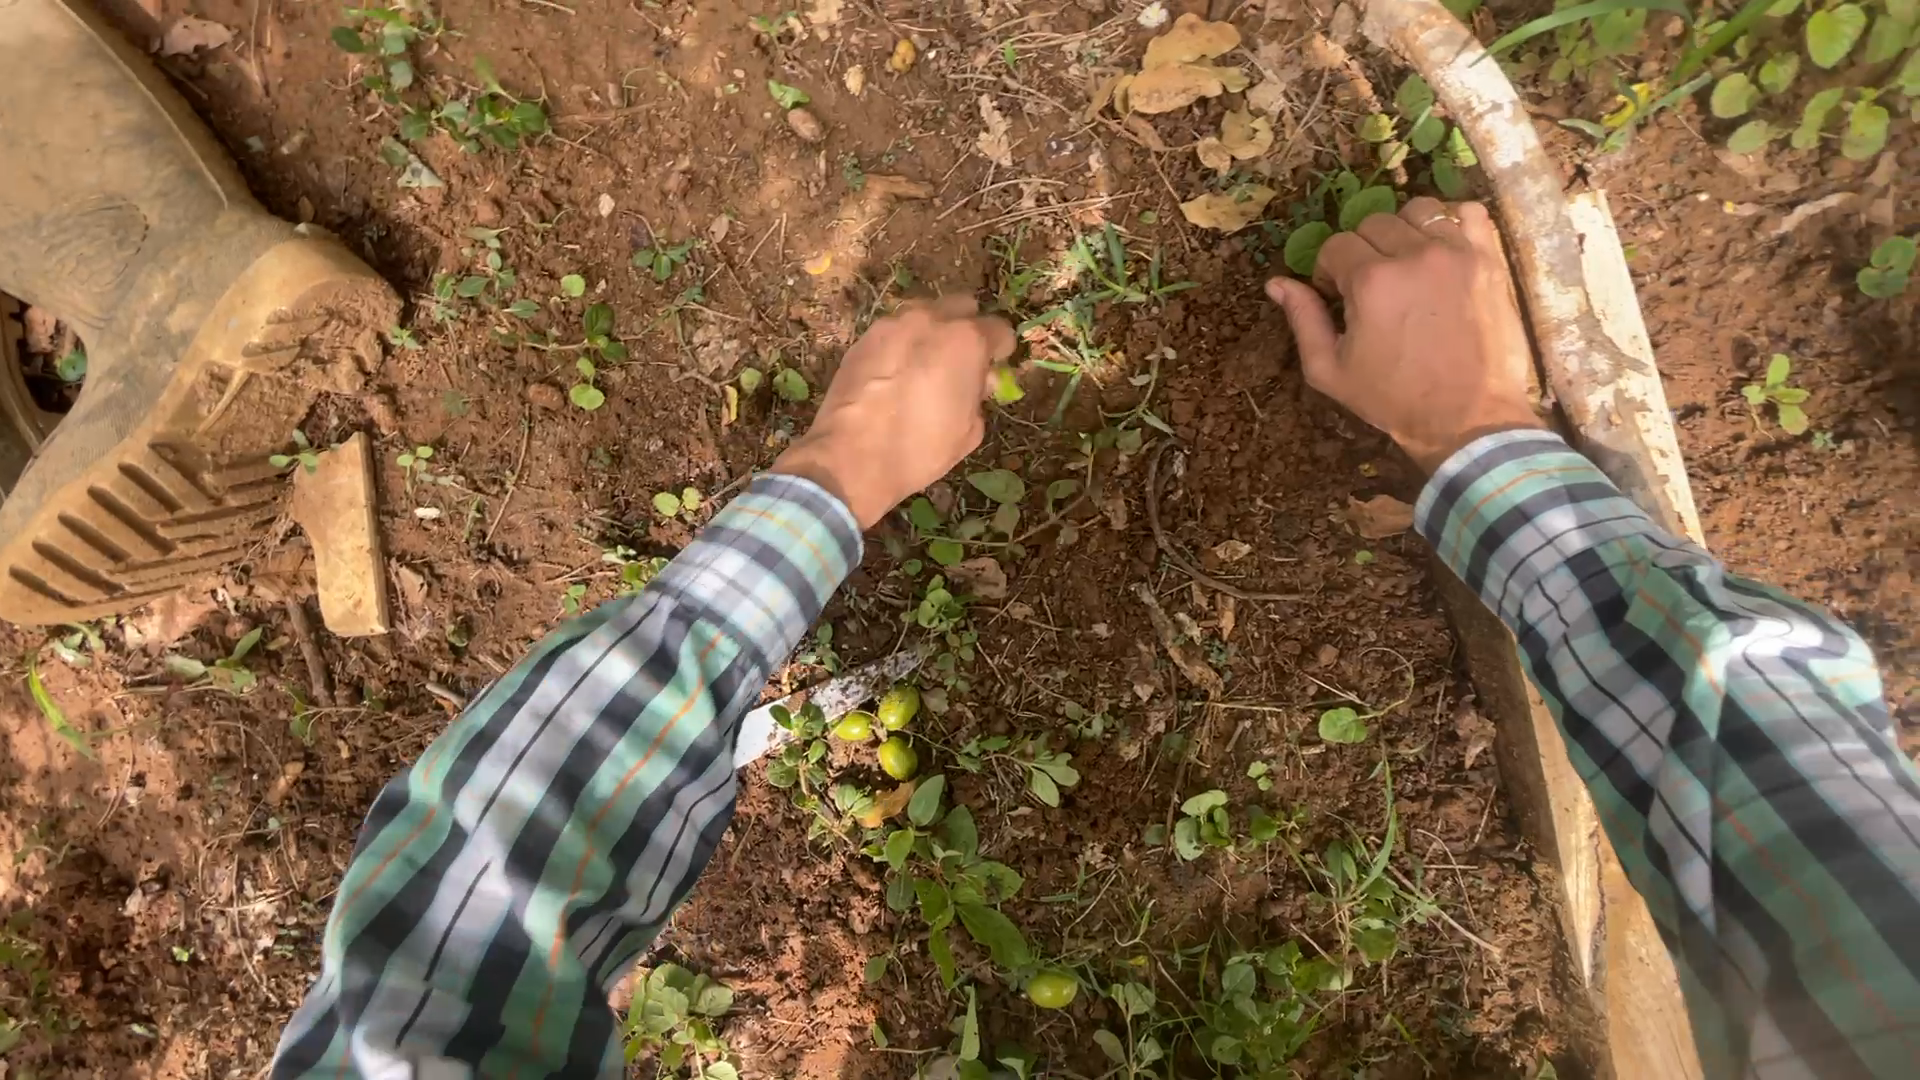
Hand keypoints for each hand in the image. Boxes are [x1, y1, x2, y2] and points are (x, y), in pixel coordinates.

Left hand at [773, 296, 1014, 528]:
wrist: (851, 457)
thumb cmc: (920, 449)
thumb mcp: (969, 432)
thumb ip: (978, 397)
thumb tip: (975, 383)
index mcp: (966, 340)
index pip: (1000, 330)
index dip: (1000, 352)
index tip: (993, 370)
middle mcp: (931, 319)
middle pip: (963, 307)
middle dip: (968, 329)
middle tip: (961, 363)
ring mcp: (893, 324)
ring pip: (925, 313)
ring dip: (933, 332)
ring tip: (925, 366)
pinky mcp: (864, 337)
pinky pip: (894, 331)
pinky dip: (902, 345)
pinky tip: (895, 374)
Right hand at [1266, 198, 1543, 472]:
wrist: (1465, 414)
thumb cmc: (1389, 398)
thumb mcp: (1328, 369)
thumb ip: (1303, 319)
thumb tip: (1275, 283)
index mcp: (1371, 282)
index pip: (1335, 245)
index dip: (1328, 271)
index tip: (1336, 297)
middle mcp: (1415, 254)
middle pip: (1374, 222)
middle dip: (1362, 250)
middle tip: (1368, 287)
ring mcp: (1458, 251)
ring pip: (1418, 209)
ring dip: (1403, 230)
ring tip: (1405, 265)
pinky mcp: (1490, 257)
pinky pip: (1467, 212)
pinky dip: (1448, 222)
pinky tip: (1439, 251)